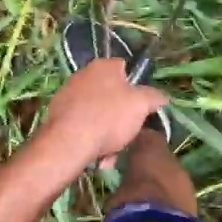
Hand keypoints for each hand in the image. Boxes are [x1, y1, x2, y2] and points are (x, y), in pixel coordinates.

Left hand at [40, 58, 167, 167]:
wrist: (68, 140)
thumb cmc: (109, 117)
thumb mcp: (141, 106)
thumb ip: (154, 97)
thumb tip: (162, 96)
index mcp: (105, 66)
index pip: (126, 69)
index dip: (137, 88)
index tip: (141, 108)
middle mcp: (85, 73)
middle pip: (112, 95)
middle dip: (121, 119)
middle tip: (126, 136)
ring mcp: (69, 91)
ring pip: (99, 113)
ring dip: (108, 134)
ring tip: (110, 155)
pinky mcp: (59, 110)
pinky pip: (83, 123)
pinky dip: (91, 137)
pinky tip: (96, 156)